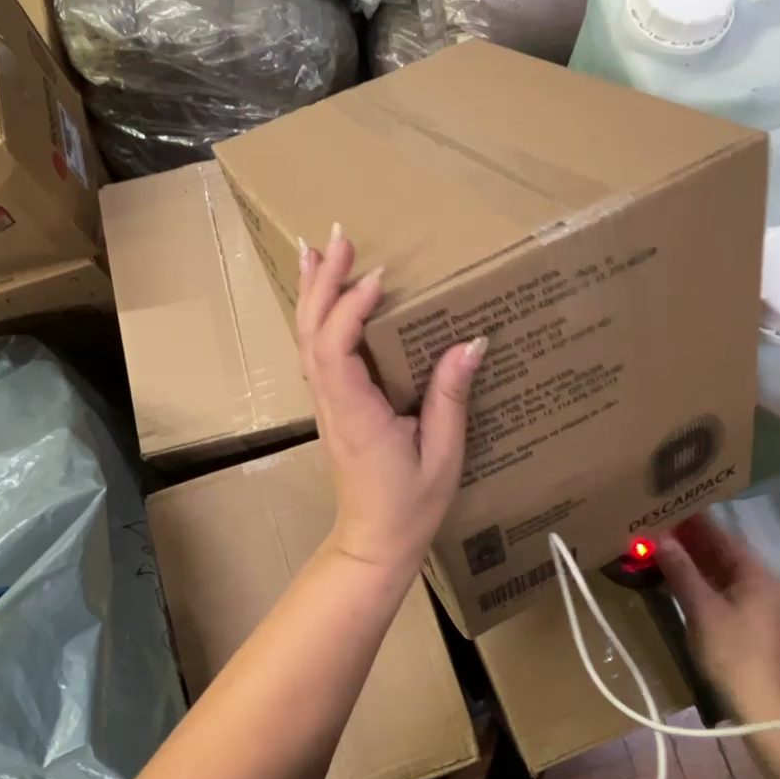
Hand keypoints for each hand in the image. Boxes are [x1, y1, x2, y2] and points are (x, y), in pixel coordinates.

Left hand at [296, 224, 486, 572]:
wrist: (373, 542)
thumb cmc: (409, 506)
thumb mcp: (442, 455)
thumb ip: (450, 399)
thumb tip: (471, 344)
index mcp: (356, 414)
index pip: (337, 350)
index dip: (351, 308)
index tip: (379, 276)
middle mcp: (332, 402)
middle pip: (312, 333)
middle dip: (323, 281)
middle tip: (338, 236)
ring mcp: (327, 403)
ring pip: (308, 339)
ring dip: (313, 292)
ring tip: (318, 249)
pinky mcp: (333, 404)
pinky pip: (316, 352)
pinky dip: (318, 316)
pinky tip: (324, 296)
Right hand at [654, 514, 779, 717]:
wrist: (757, 701)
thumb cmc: (731, 650)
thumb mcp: (701, 607)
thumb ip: (680, 570)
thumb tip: (659, 538)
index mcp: (755, 572)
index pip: (721, 534)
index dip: (693, 520)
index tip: (666, 506)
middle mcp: (758, 580)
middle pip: (719, 550)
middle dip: (688, 539)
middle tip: (654, 524)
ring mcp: (751, 600)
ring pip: (716, 569)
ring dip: (689, 558)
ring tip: (656, 544)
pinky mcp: (742, 617)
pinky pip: (716, 586)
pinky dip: (695, 577)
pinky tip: (671, 573)